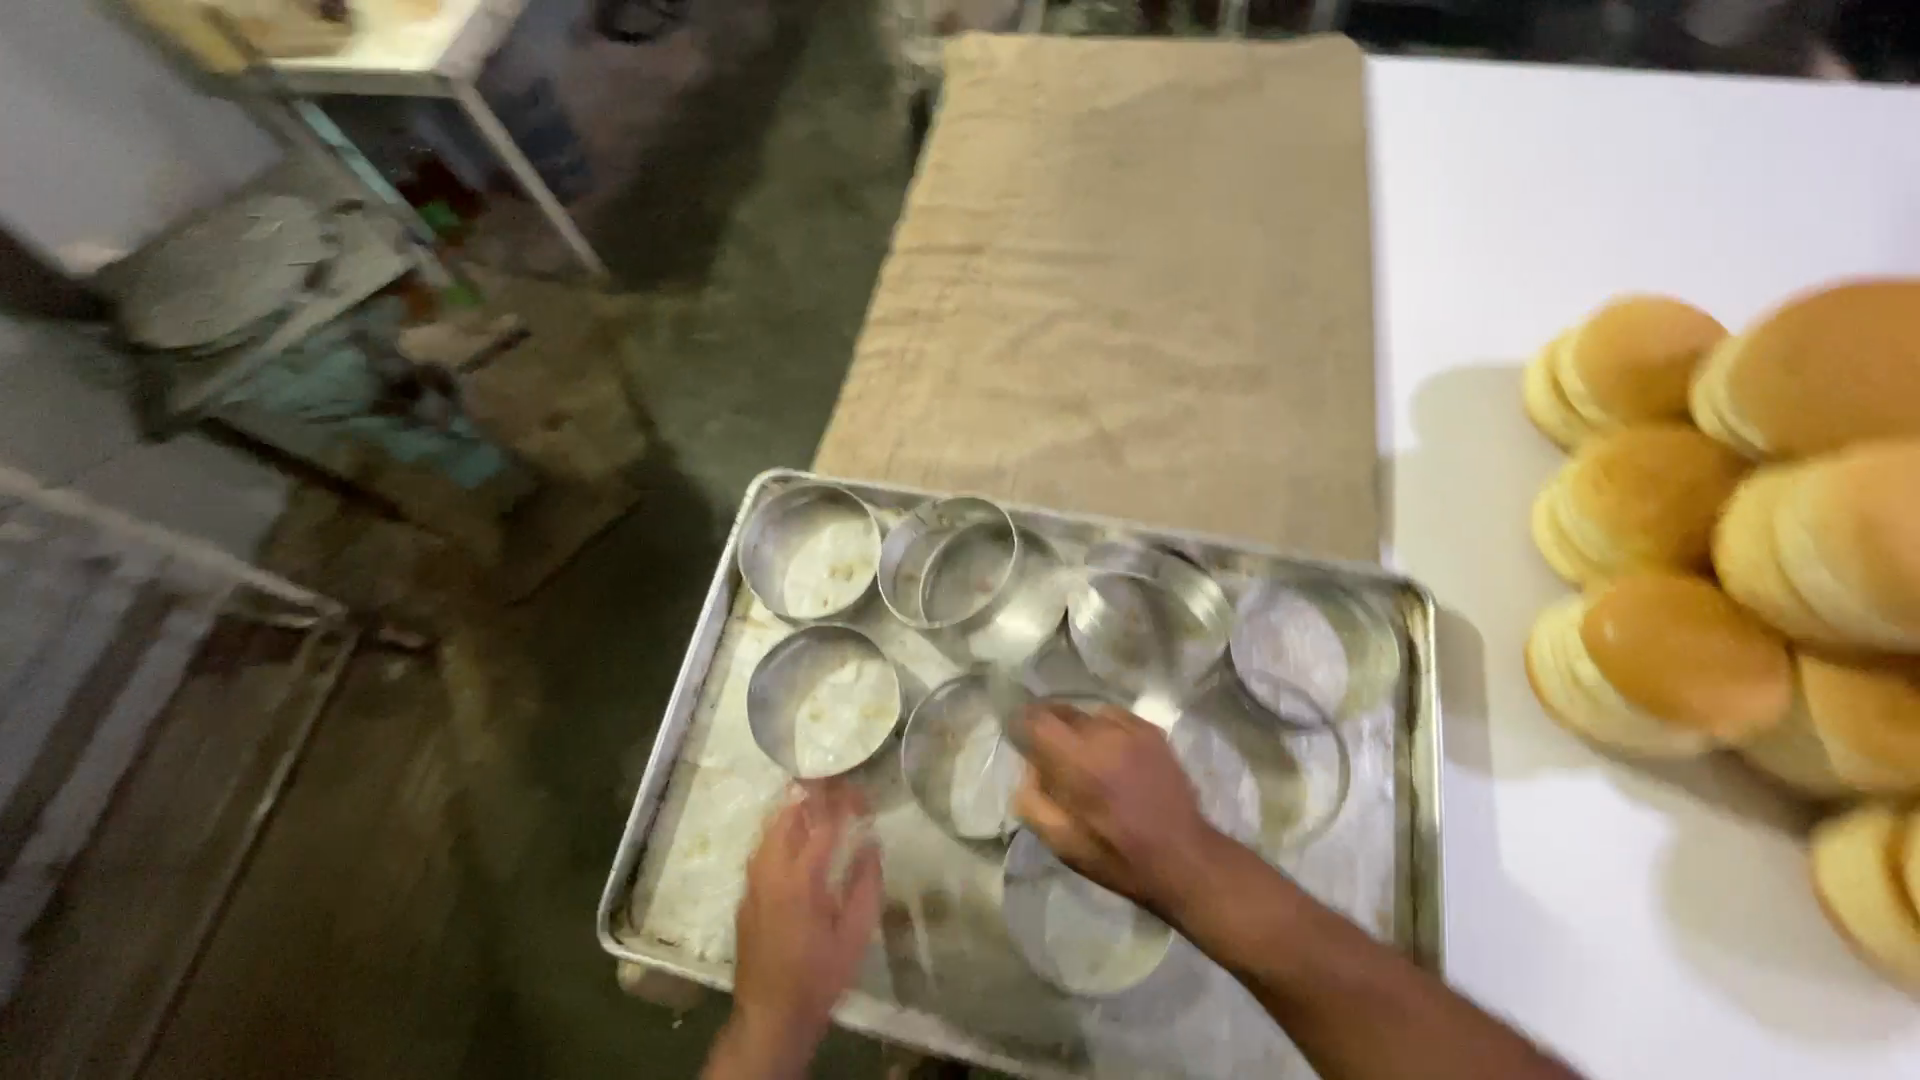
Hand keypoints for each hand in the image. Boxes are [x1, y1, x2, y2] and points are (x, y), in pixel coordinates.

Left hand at [731, 779, 883, 1053]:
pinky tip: (792, 833)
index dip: (842, 803)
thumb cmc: (820, 975)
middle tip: (833, 782)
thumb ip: (866, 883)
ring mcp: (753, 883)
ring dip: (791, 809)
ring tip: (813, 797)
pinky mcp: (746, 895)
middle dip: (810, 794)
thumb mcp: (856, 933)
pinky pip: (760, 849)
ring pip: (768, 830)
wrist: (771, 1013)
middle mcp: (771, 873)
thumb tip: (871, 843)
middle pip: (786, 817)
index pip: (824, 825)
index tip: (859, 789)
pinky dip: (778, 830)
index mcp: (802, 879)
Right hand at [1012, 704, 1216, 912]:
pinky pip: (1114, 717)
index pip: (1034, 719)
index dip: (1019, 724)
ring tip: (1081, 755)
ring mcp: (1132, 729)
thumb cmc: (1117, 856)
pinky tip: (1110, 753)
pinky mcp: (1152, 731)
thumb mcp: (1060, 842)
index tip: (1017, 739)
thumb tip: (1028, 769)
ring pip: (1087, 713)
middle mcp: (1103, 734)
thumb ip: (1032, 800)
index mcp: (1077, 762)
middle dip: (1046, 726)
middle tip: (1047, 753)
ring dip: (1076, 729)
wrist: (1184, 858)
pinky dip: (1104, 729)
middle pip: (1059, 710)